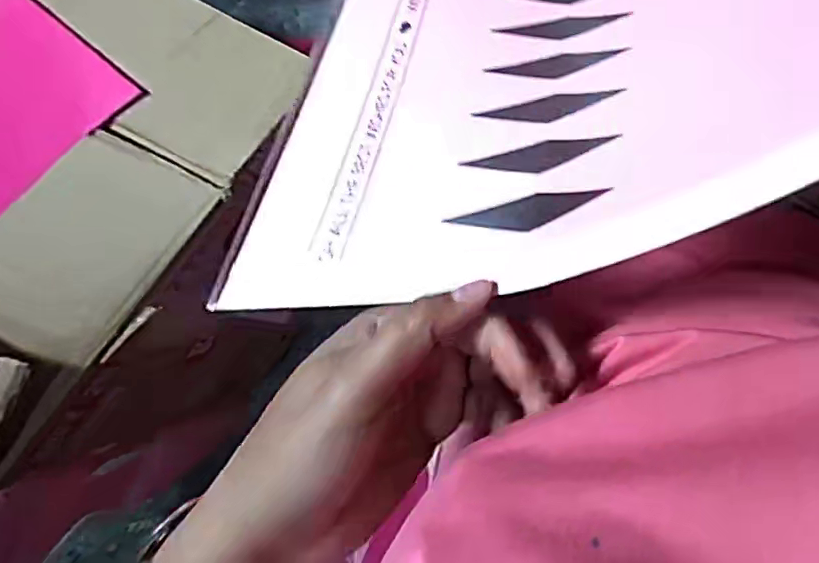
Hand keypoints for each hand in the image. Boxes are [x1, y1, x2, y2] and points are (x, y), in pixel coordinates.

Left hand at [158, 282, 572, 562]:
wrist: (262, 550)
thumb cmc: (296, 461)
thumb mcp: (350, 391)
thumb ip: (417, 331)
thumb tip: (488, 282)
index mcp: (397, 329)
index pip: (475, 316)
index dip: (511, 341)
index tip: (534, 377)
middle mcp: (421, 348)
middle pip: (495, 337)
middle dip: (530, 360)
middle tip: (556, 392)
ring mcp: (431, 385)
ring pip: (499, 369)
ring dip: (527, 387)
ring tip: (543, 415)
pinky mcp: (438, 421)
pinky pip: (489, 402)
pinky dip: (509, 411)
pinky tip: (517, 429)